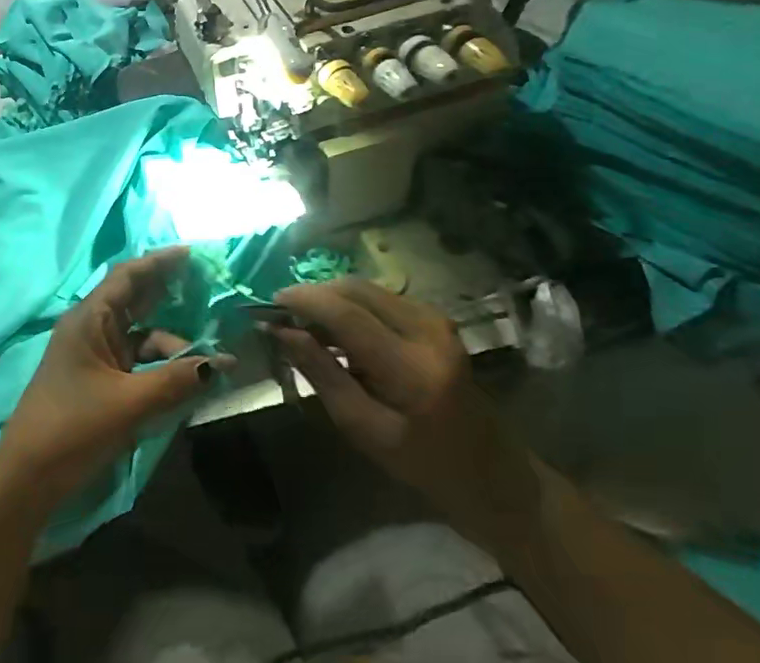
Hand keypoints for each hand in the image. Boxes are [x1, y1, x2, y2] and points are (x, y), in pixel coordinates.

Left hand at [0, 248, 221, 504]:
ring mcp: (93, 355)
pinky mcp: (98, 379)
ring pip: (140, 335)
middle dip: (170, 294)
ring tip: (207, 357)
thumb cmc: (75, 427)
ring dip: (171, 342)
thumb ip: (178, 380)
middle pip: (134, 299)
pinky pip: (135, 359)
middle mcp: (90, 328)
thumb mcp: (131, 402)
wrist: (28, 479)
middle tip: (207, 289)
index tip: (192, 253)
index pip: (127, 276)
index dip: (159, 262)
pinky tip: (185, 377)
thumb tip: (224, 363)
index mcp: (89, 320)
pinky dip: (160, 364)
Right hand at [272, 279, 513, 508]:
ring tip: (306, 328)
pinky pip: (381, 298)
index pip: (347, 314)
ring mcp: (436, 319)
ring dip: (331, 301)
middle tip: (282, 318)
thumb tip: (281, 332)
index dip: (304, 302)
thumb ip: (321, 374)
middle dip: (314, 297)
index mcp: (412, 367)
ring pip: (366, 289)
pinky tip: (338, 333)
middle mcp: (427, 329)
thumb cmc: (424, 463)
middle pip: (355, 290)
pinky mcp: (436, 318)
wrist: (491, 471)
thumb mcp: (364, 428)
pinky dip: (351, 307)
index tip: (268, 306)